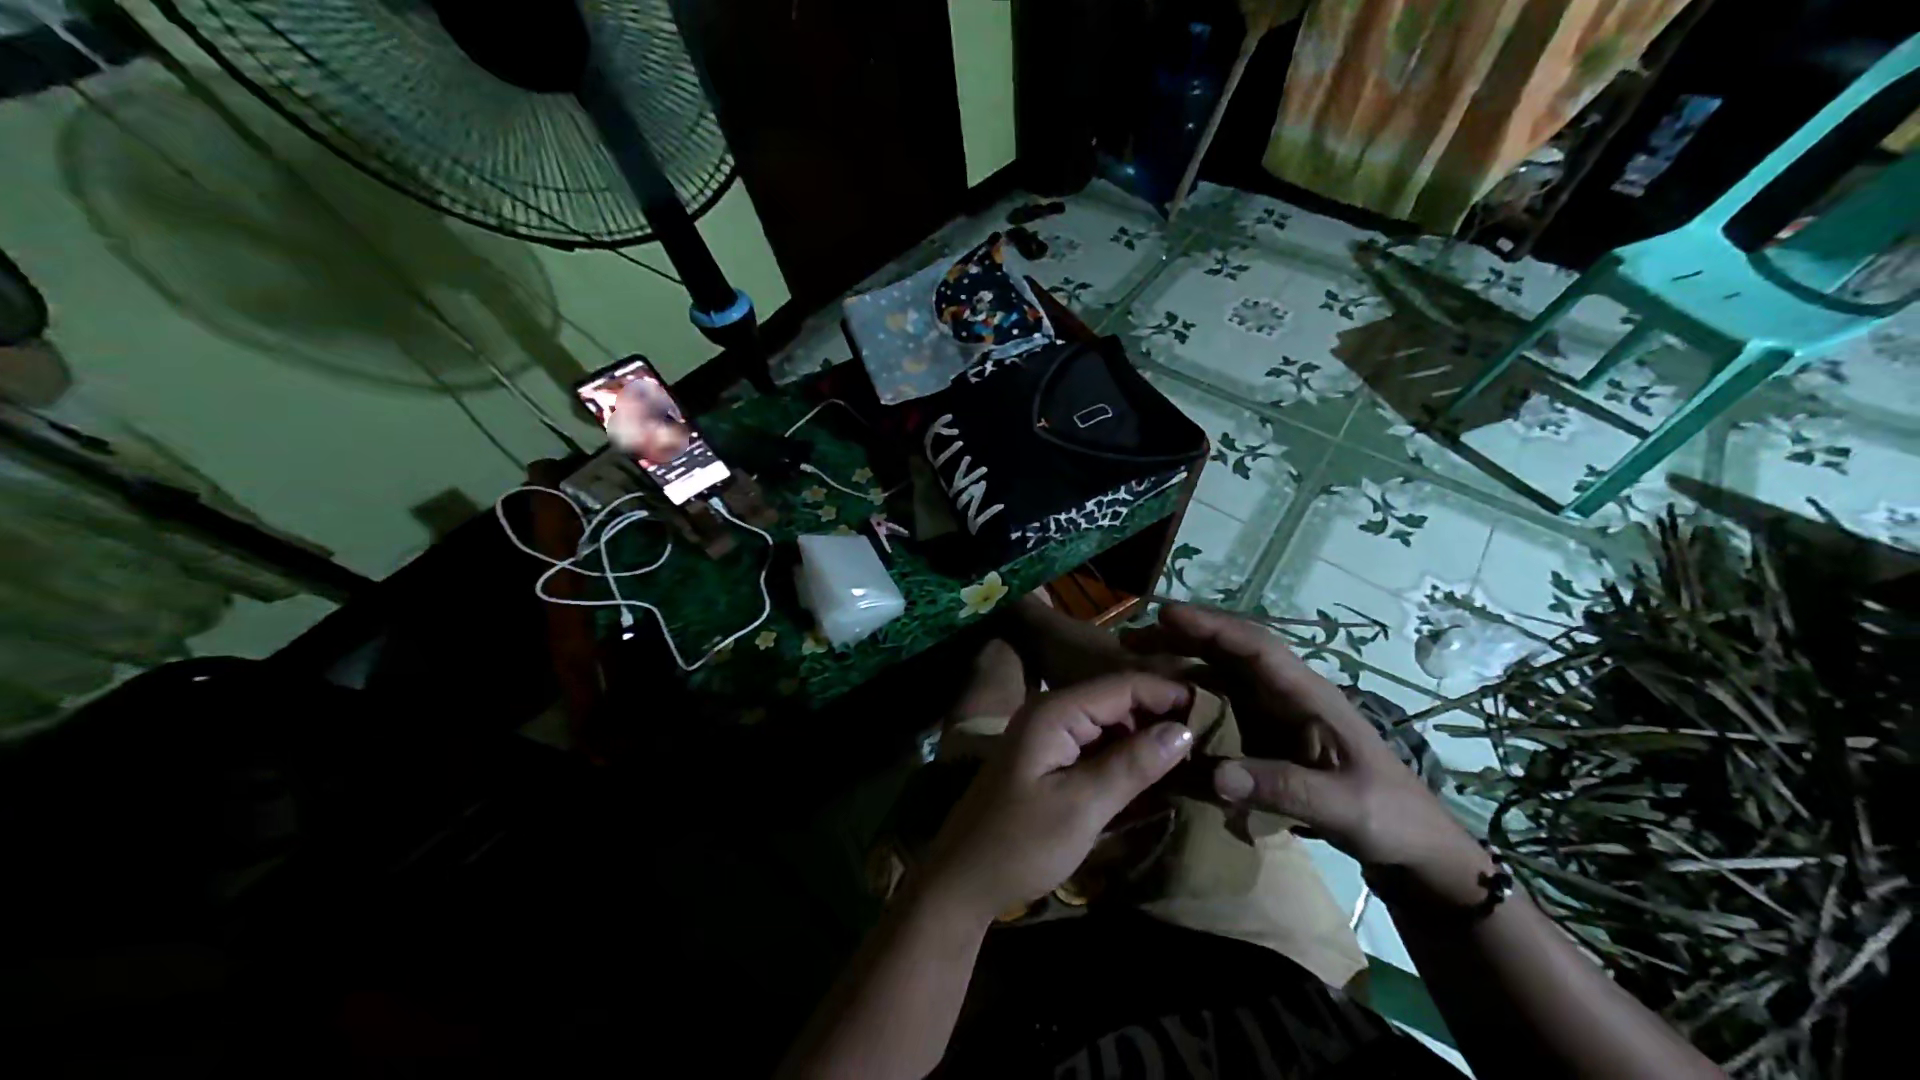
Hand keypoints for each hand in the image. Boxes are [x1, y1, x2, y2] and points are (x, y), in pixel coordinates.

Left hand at [922, 673, 1196, 922]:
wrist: (963, 881)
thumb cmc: (1020, 843)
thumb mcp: (1083, 806)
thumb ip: (1133, 764)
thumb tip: (1184, 729)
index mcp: (1055, 711)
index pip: (1124, 684)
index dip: (1170, 694)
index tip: (1219, 711)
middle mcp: (1052, 713)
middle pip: (1118, 701)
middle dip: (1162, 716)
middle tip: (1214, 738)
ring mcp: (1051, 738)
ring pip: (1112, 726)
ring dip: (1148, 739)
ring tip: (1197, 756)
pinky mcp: (1052, 762)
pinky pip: (1098, 748)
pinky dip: (1128, 759)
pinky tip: (1159, 775)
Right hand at [1136, 604, 1492, 904]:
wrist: (1413, 847)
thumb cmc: (1389, 817)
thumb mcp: (1345, 807)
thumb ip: (1285, 788)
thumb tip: (1215, 775)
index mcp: (1308, 695)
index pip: (1255, 647)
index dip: (1212, 627)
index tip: (1166, 617)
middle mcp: (1286, 694)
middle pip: (1228, 652)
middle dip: (1182, 638)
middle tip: (1132, 640)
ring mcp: (1275, 713)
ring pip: (1220, 674)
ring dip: (1180, 663)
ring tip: (1136, 665)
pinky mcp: (1266, 734)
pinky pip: (1221, 705)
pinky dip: (1190, 697)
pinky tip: (1164, 707)